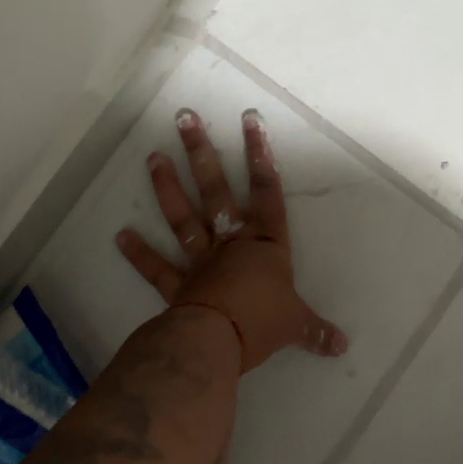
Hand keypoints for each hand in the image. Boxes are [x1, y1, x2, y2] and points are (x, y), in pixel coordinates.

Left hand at [115, 107, 347, 372]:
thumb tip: (342, 345)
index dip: (260, 156)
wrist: (219, 341)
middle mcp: (232, 242)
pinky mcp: (178, 285)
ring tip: (154, 156)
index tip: (250, 120)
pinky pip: (157, 268)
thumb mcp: (296, 324)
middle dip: (202, 153)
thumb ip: (315, 329)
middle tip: (184, 118)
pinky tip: (120, 235)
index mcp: (265, 244)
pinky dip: (139, 254)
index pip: (267, 191)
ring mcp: (201, 260)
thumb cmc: (262, 322)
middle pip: (216, 190)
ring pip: (184, 217)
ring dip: (167, 187)